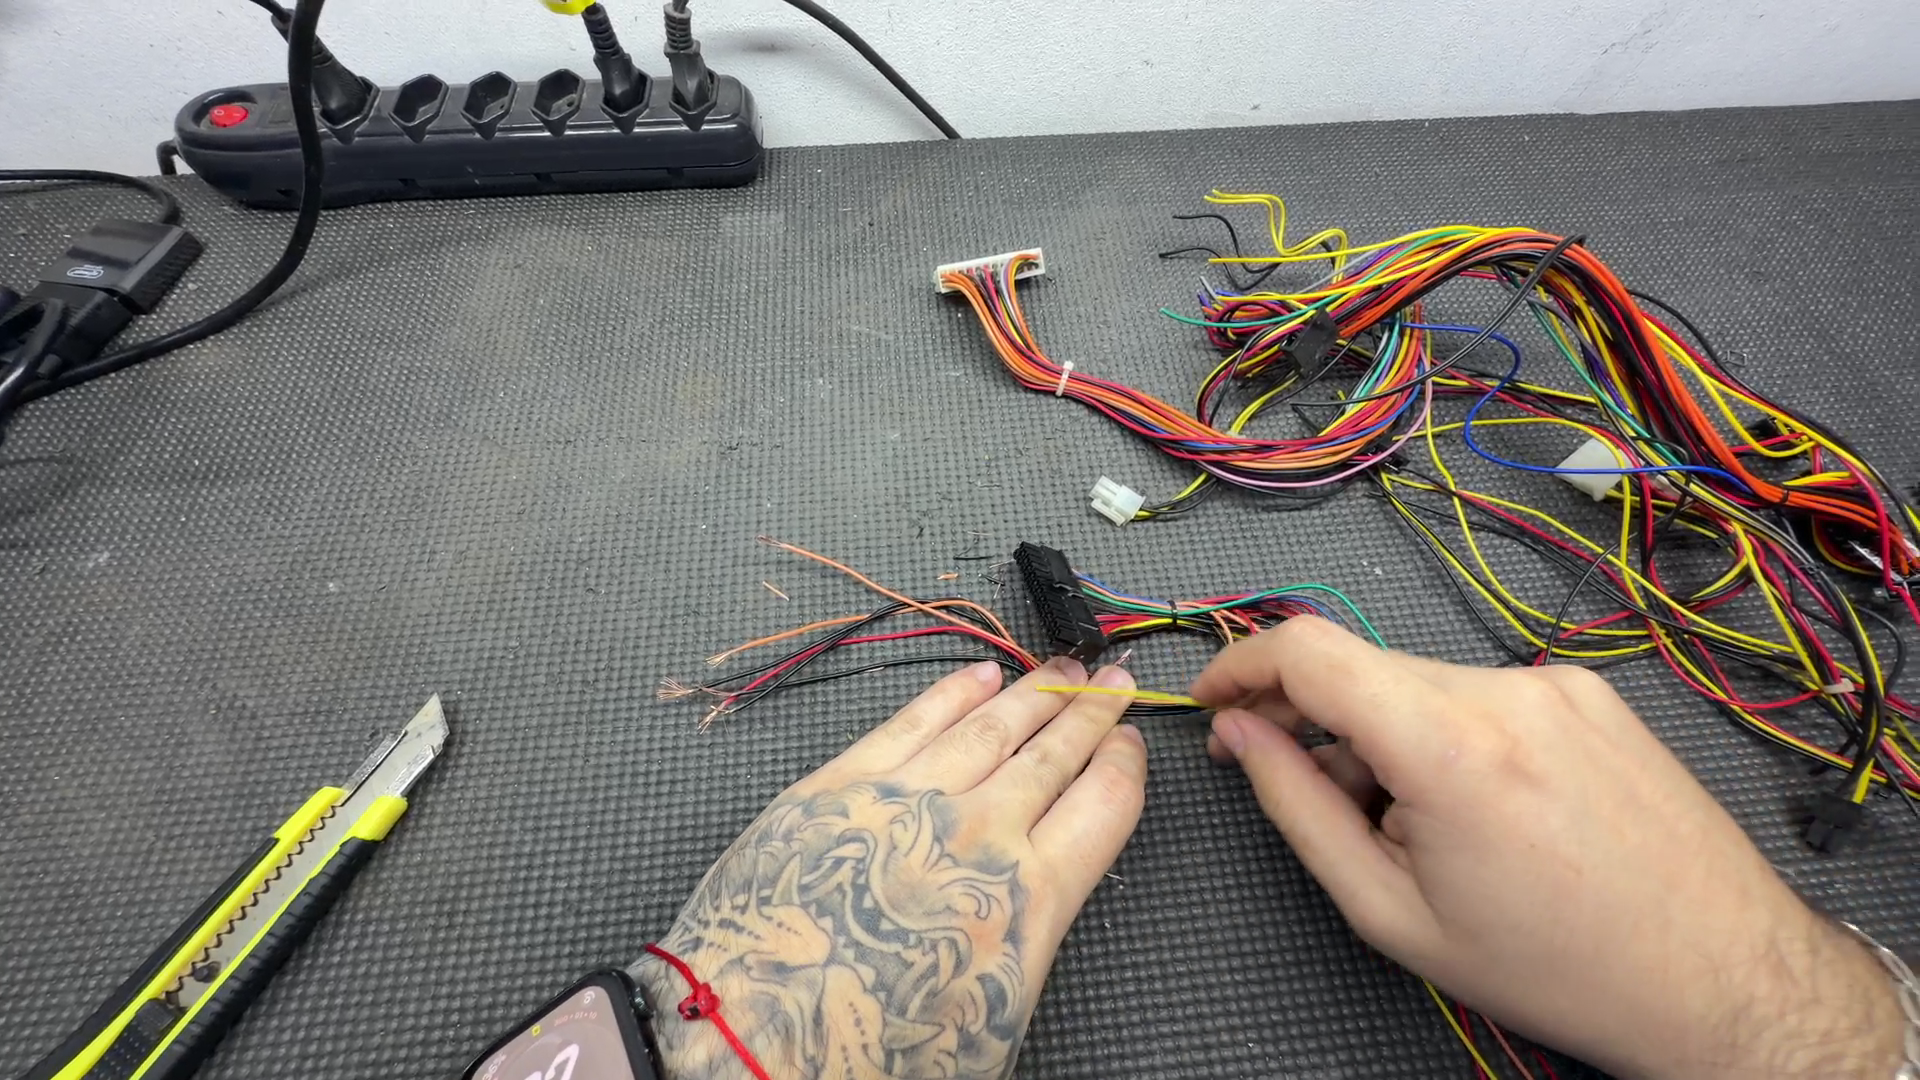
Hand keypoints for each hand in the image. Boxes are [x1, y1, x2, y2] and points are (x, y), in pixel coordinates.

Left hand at [634, 658, 1145, 1079]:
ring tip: (1061, 669)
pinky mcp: (846, 782)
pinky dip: (953, 694)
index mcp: (1024, 900)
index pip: (1099, 807)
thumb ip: (1027, 934)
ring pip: (990, 727)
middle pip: (1052, 753)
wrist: (749, 1042)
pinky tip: (981, 676)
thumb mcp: (989, 1019)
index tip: (1131, 742)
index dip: (1122, 766)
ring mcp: (909, 798)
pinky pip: (914, 721)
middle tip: (1112, 683)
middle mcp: (976, 834)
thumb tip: (1039, 885)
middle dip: (1090, 713)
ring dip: (1034, 694)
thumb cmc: (868, 1057)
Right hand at [1191, 617, 1905, 1079]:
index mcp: (1450, 746)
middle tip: (1273, 763)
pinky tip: (1449, 793)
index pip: (1307, 650)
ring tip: (1385, 805)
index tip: (1211, 699)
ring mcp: (1548, 681)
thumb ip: (1293, 803)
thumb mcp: (1386, 907)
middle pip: (1351, 666)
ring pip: (1402, 679)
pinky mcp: (1579, 688)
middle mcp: (1501, 690)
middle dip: (1298, 708)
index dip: (1239, 663)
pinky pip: (1460, 688)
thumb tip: (1236, 732)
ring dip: (1366, 727)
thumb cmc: (1548, 965)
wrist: (1738, 990)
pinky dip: (1424, 726)